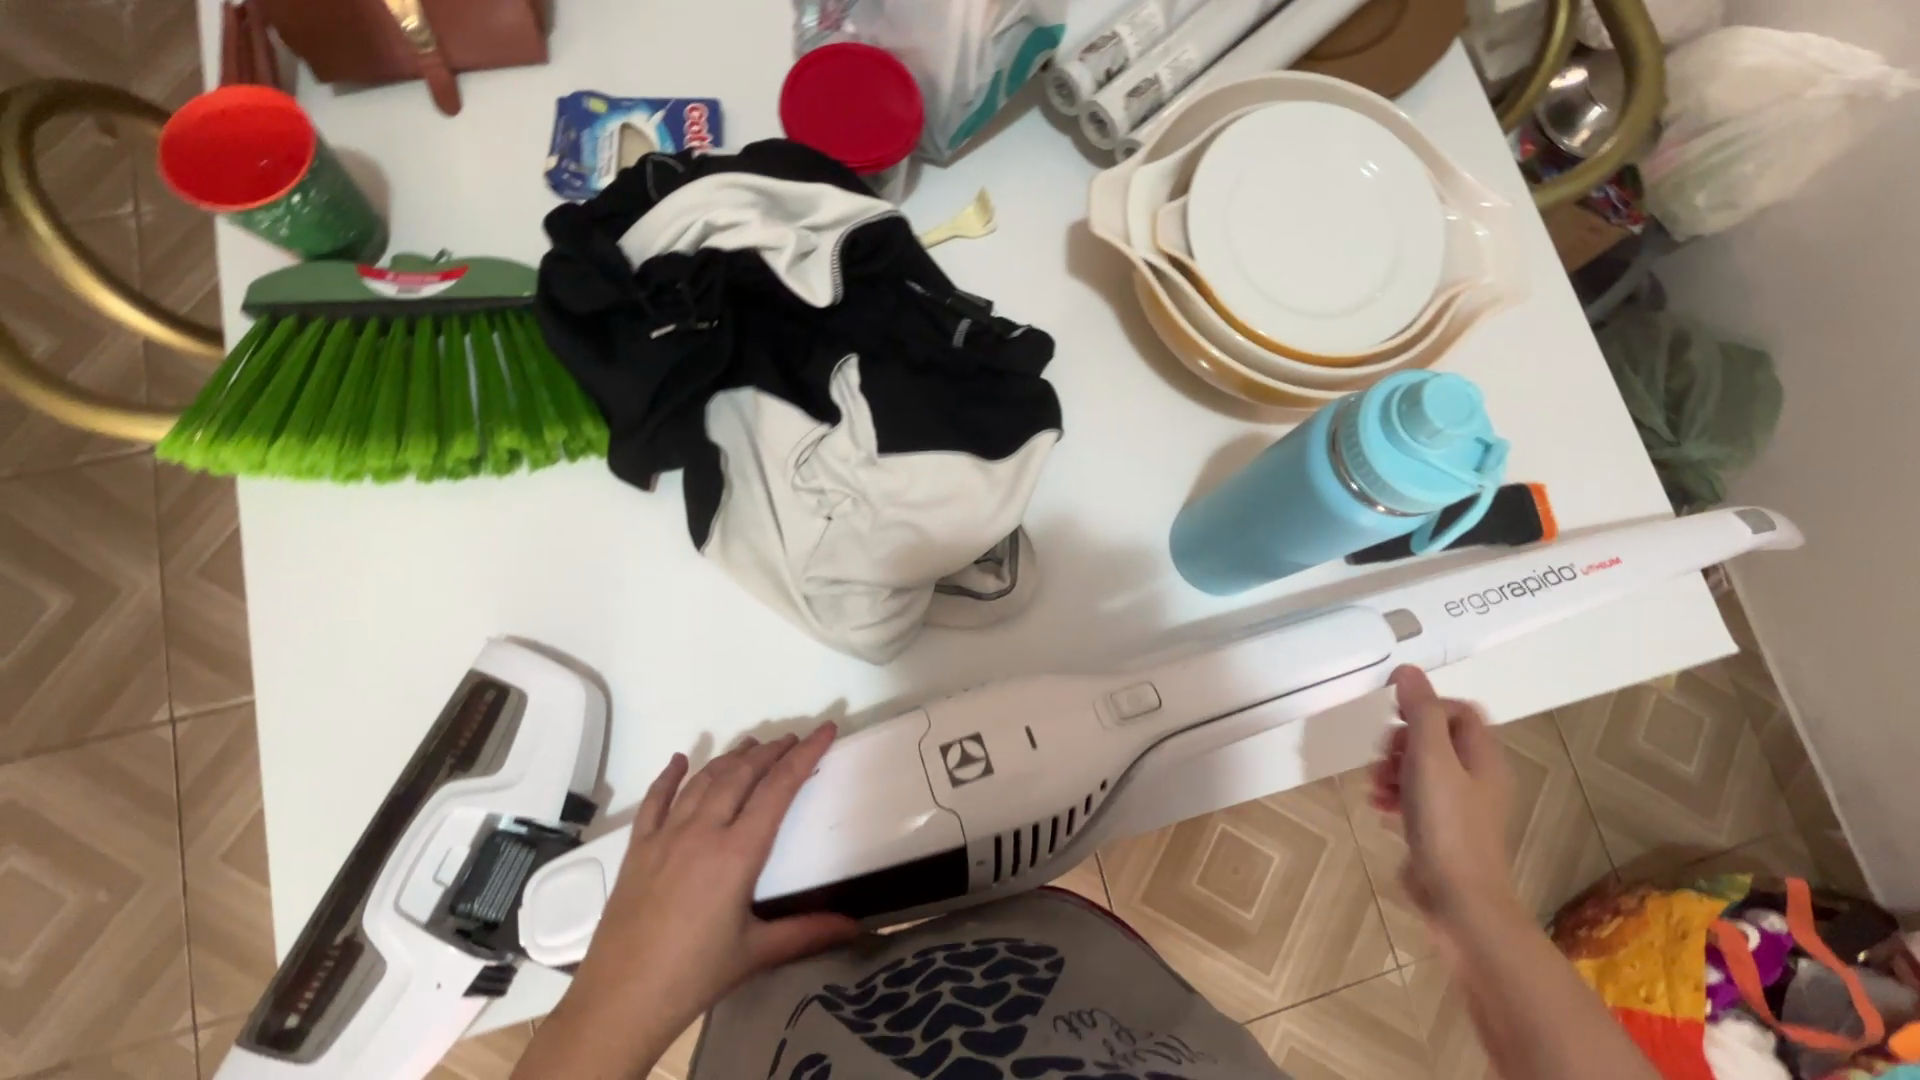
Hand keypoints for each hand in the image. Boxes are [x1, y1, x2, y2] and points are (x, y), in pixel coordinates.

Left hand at [538, 726, 860, 1071]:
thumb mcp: (756, 953)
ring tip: (752, 745)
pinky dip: (669, 776)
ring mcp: (665, 837)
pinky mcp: (638, 849)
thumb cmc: (694, 976)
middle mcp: (702, 832)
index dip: (804, 755)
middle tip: (792, 740)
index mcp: (736, 853)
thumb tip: (858, 926)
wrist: (620, 1000)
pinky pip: (655, 800)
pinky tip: (679, 761)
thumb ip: (807, 932)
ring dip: (730, 758)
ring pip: (703, 780)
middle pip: (741, 775)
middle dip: (770, 752)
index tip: (824, 730)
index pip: (778, 789)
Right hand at [1369, 667, 1520, 942]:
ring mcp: (1462, 806)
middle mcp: (1479, 777)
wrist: (1457, 897)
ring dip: (1393, 768)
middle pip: (1437, 738)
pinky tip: (1379, 806)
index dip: (1425, 705)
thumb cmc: (1446, 823)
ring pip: (1423, 768)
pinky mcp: (1443, 830)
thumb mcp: (1429, 757)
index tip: (1393, 715)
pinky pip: (1416, 797)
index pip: (1459, 711)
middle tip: (1382, 754)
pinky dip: (1396, 794)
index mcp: (1483, 757)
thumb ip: (1419, 712)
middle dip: (1402, 740)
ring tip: (1374, 784)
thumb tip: (1408, 671)